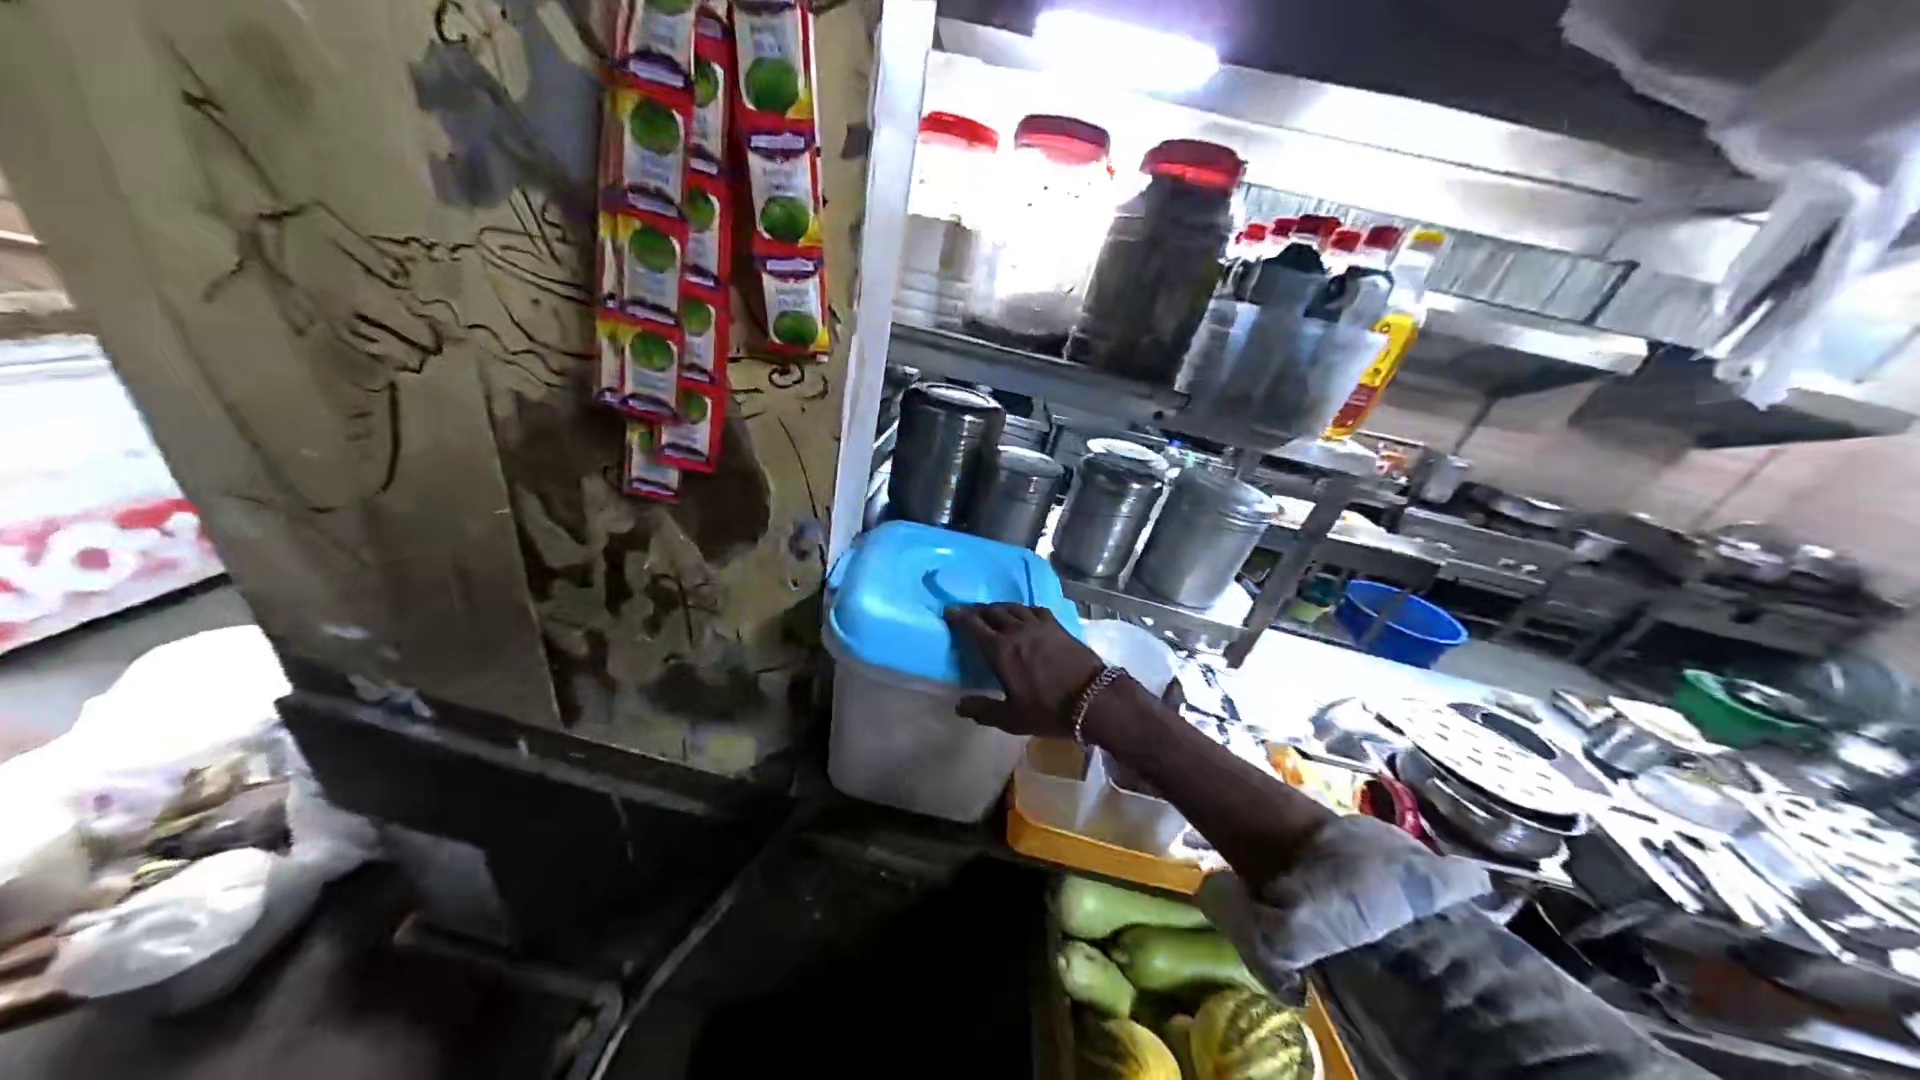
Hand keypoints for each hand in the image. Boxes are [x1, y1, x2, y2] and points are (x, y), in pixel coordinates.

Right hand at [944, 603, 1103, 737]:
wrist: (1094, 699)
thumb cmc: (1049, 710)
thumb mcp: (1012, 718)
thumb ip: (983, 710)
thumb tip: (959, 706)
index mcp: (1001, 650)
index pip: (974, 627)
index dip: (959, 617)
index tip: (949, 611)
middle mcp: (1017, 631)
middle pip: (992, 612)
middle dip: (977, 610)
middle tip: (968, 611)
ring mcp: (1040, 626)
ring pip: (1013, 608)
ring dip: (999, 607)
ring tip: (993, 610)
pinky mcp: (1058, 626)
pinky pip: (1034, 609)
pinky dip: (1023, 609)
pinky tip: (1023, 613)